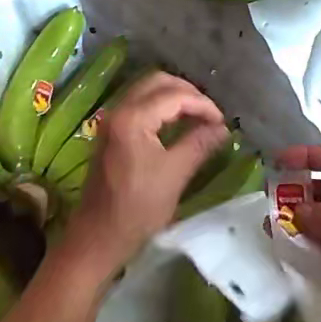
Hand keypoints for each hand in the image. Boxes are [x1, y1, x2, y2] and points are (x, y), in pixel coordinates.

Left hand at [63, 72, 229, 272]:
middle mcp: (118, 111)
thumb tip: (223, 129)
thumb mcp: (175, 175)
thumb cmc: (136, 210)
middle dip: (188, 93)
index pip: (175, 96)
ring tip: (198, 117)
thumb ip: (199, 144)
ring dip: (174, 98)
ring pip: (147, 91)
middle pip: (158, 82)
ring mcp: (111, 121)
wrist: (97, 239)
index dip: (203, 105)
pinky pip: (139, 105)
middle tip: (209, 114)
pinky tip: (178, 125)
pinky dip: (161, 107)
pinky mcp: (111, 133)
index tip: (222, 123)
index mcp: (133, 119)